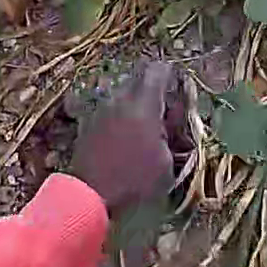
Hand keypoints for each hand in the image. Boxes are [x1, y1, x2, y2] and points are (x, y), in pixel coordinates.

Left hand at [72, 60, 176, 210]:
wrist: (88, 195)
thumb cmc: (134, 179)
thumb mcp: (166, 163)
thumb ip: (172, 135)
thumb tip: (171, 123)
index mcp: (143, 104)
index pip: (158, 71)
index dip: (171, 74)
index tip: (178, 86)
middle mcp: (120, 99)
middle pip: (139, 79)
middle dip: (153, 89)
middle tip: (164, 111)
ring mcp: (101, 110)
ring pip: (124, 95)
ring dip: (136, 104)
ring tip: (144, 129)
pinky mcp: (89, 123)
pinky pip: (111, 110)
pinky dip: (121, 117)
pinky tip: (125, 139)